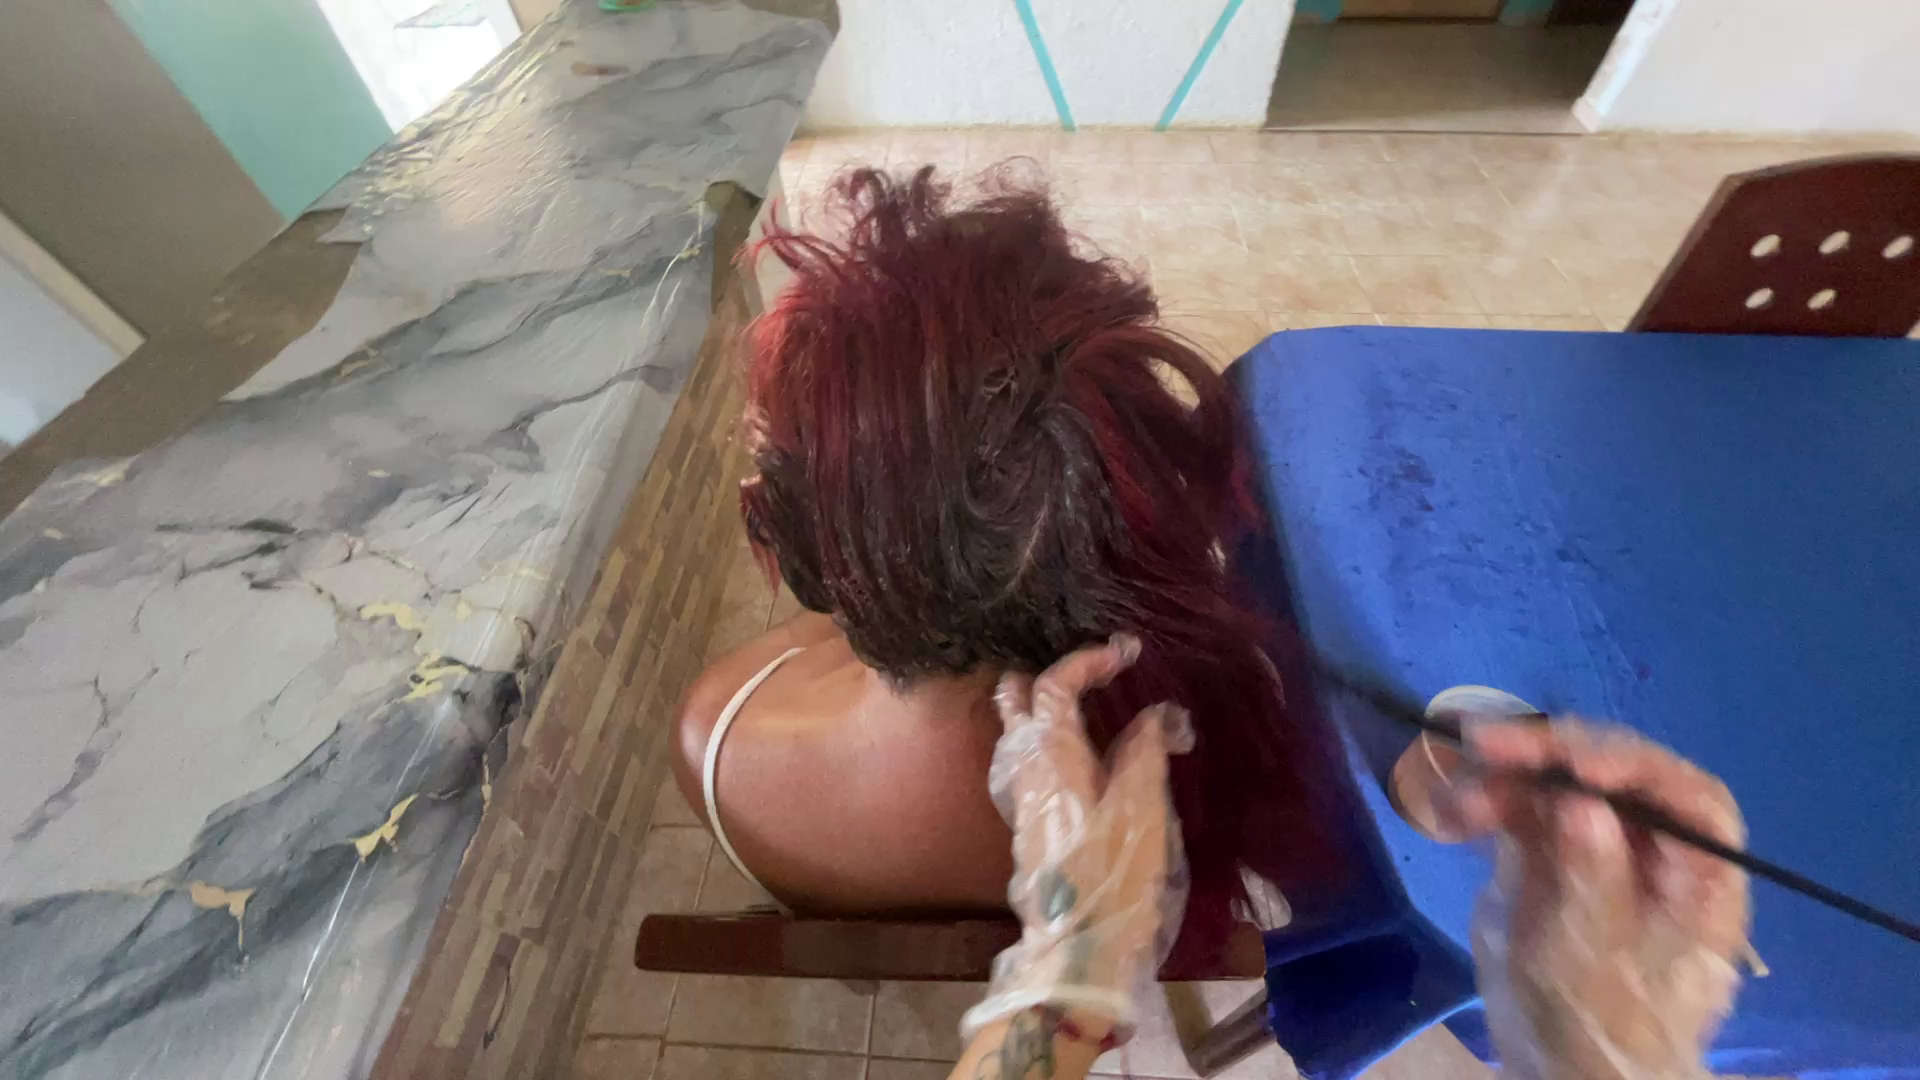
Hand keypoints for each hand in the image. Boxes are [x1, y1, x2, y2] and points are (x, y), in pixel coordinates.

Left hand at [961, 635, 1191, 1040]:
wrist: (1076, 950)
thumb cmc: (1112, 875)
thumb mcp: (1141, 810)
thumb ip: (1145, 752)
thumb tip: (1158, 714)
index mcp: (1051, 755)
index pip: (1054, 686)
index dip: (1086, 661)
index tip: (1124, 653)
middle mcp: (1024, 765)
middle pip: (1015, 699)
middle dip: (1045, 674)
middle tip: (1090, 671)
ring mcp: (1020, 793)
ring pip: (1017, 728)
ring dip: (1045, 705)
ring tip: (1091, 704)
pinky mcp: (1027, 817)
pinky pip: (1028, 754)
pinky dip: (1049, 734)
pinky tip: (1084, 750)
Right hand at [1445, 720, 1750, 1079]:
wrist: (1551, 1057)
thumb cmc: (1596, 1022)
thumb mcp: (1592, 958)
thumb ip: (1593, 880)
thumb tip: (1584, 803)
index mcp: (1692, 878)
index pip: (1687, 799)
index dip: (1635, 766)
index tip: (1573, 764)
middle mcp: (1645, 847)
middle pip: (1607, 773)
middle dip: (1546, 751)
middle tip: (1480, 742)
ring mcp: (1588, 842)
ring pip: (1548, 779)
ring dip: (1496, 778)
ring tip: (1454, 809)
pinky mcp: (1537, 845)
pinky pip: (1508, 800)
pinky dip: (1473, 798)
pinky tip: (1447, 818)